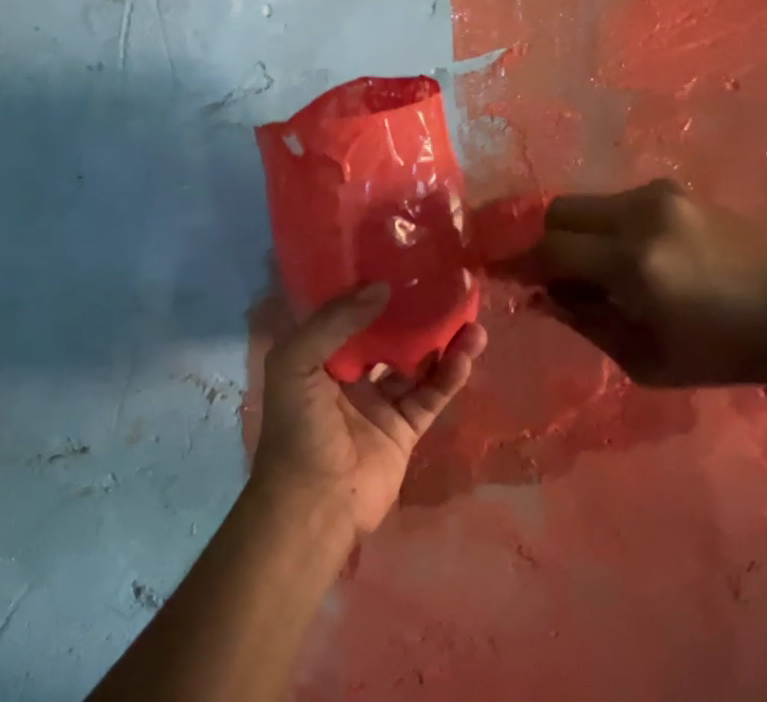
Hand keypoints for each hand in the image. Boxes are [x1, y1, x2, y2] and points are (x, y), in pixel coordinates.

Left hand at [250, 284, 487, 535]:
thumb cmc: (297, 428)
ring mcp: (379, 402)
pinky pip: (431, 395)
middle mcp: (348, 374)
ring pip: (416, 362)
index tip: (401, 263)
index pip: (347, 313)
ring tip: (471, 315)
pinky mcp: (405, 429)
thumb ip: (334, 322)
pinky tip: (467, 353)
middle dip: (415, 312)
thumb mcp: (296, 362)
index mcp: (317, 355)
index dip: (372, 289)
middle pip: (388, 334)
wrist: (314, 503)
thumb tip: (381, 288)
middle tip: (446, 286)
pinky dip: (450, 375)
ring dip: (442, 340)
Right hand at [520, 179, 766, 388]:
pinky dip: (603, 228)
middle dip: (538, 241)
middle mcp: (642, 215)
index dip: (514, 262)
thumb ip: (584, 321)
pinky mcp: (679, 193)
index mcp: (634, 263)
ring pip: (586, 205)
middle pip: (558, 213)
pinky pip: (617, 204)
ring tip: (588, 273)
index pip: (549, 250)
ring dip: (573, 235)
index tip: (489, 270)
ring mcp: (663, 197)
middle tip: (538, 273)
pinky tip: (622, 260)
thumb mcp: (644, 359)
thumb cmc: (724, 352)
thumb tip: (540, 295)